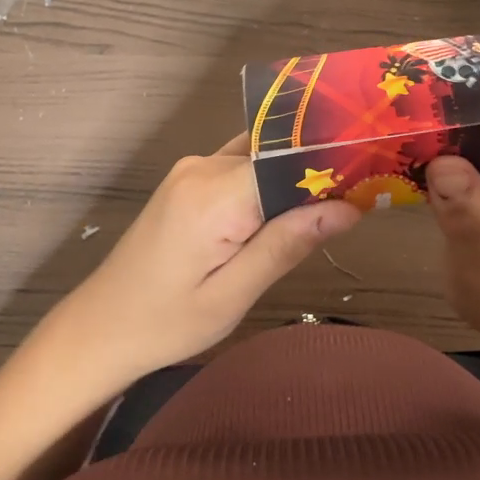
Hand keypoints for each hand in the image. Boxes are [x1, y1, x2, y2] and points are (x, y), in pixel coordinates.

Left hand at [46, 134, 361, 377]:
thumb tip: (348, 206)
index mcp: (213, 194)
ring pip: (262, 156)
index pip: (288, 158)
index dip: (334, 163)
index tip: (378, 174)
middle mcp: (201, 168)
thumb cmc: (165, 323)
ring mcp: (191, 171)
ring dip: (298, 175)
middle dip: (322, 167)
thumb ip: (286, 244)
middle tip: (371, 188)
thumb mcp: (231, 295)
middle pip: (277, 151)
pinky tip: (296, 205)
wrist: (100, 328)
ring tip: (345, 197)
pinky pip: (242, 167)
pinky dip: (272, 181)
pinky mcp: (188, 183)